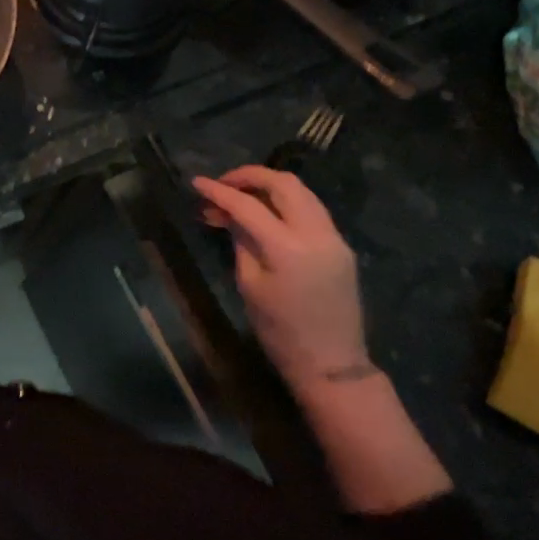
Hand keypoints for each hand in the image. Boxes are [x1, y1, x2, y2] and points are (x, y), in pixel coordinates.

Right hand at [193, 166, 371, 392]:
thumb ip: (241, 241)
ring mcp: (334, 238)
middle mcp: (316, 234)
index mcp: (288, 248)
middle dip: (250, 176)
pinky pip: (312, 210)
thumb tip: (227, 214)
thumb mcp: (250, 285)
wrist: (331, 363)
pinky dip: (287, 202)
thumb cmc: (280, 331)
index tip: (197, 183)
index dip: (219, 191)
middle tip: (222, 184)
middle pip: (284, 184)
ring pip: (302, 192)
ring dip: (270, 186)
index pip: (248, 205)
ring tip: (241, 195)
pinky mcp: (341, 247)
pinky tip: (267, 213)